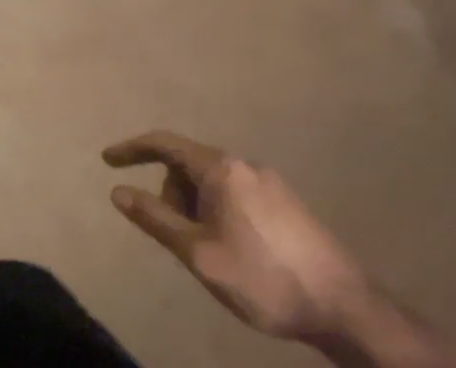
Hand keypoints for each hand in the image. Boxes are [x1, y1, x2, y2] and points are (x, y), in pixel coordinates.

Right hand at [103, 130, 371, 341]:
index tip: (107, 161)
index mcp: (222, 169)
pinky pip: (236, 196)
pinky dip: (219, 213)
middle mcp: (247, 166)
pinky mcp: (290, 206)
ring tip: (209, 252)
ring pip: (213, 184)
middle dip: (172, 196)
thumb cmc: (264, 278)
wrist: (349, 312)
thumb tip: (118, 192)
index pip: (164, 143)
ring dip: (197, 209)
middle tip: (178, 239)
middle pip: (188, 166)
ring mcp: (273, 185)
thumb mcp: (198, 253)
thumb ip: (155, 219)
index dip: (131, 149)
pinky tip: (233, 251)